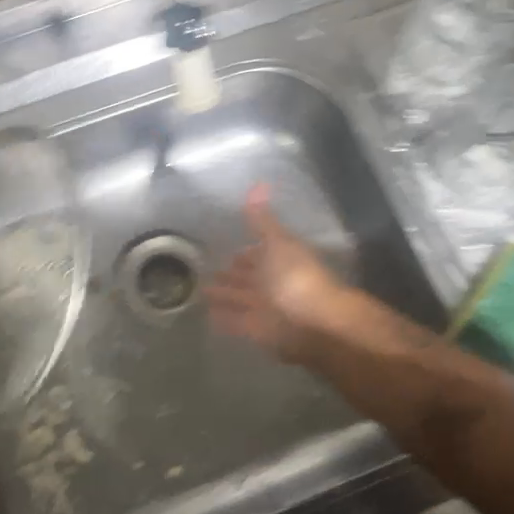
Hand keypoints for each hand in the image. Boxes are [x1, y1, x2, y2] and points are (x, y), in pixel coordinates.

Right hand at [206, 185, 345, 361]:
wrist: (312, 321)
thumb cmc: (296, 276)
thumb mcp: (278, 241)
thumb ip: (262, 219)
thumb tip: (258, 184)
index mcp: (280, 261)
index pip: (259, 255)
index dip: (246, 253)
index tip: (230, 251)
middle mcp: (272, 284)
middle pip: (248, 278)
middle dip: (232, 275)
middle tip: (210, 272)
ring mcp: (263, 308)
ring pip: (239, 299)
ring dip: (223, 296)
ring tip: (202, 292)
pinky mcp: (255, 330)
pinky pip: (234, 322)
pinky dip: (223, 319)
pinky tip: (209, 316)